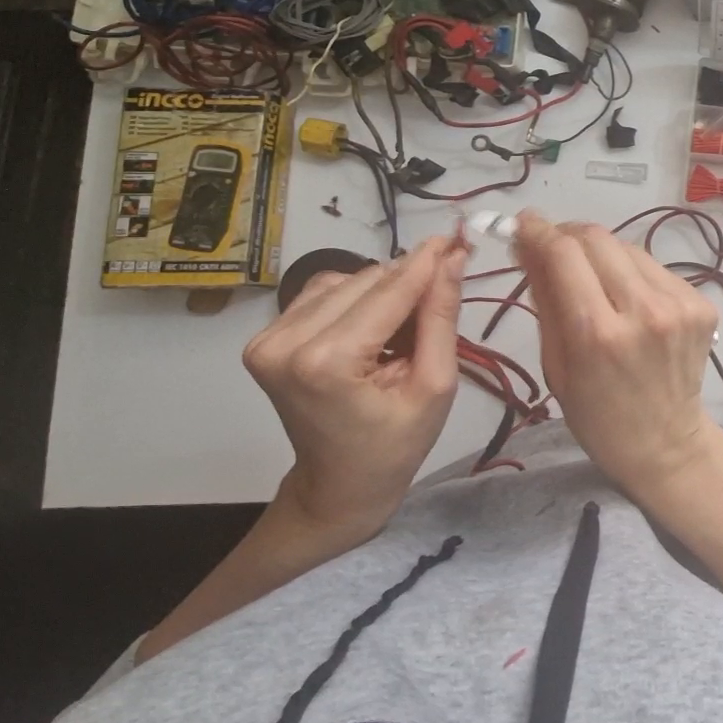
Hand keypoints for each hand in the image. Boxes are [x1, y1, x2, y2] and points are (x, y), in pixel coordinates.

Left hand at [241, 236, 469, 536]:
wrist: (339, 485)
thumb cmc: (396, 444)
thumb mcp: (435, 384)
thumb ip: (440, 317)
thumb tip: (452, 258)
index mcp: (326, 362)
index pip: (388, 293)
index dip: (427, 263)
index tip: (458, 238)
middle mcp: (284, 343)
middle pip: (365, 281)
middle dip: (409, 281)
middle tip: (444, 294)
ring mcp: (267, 340)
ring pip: (344, 281)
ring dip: (383, 290)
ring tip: (407, 325)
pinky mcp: (265, 339)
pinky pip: (323, 293)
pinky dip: (357, 299)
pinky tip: (375, 325)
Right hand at [513, 212, 720, 491]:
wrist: (664, 443)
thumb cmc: (597, 414)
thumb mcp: (556, 363)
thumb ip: (544, 298)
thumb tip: (527, 244)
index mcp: (597, 333)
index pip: (564, 254)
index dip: (538, 230)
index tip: (523, 223)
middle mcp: (644, 310)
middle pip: (598, 239)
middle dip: (568, 235)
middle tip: (552, 246)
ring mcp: (680, 304)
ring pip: (629, 248)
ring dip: (603, 254)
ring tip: (592, 279)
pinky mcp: (702, 304)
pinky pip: (656, 269)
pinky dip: (634, 274)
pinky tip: (628, 299)